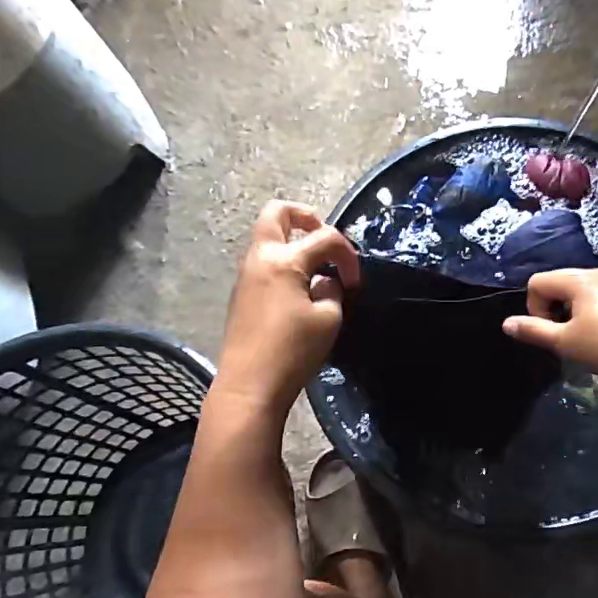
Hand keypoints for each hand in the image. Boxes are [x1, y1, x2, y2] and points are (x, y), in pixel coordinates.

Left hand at [212, 200, 359, 408]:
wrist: (249, 385)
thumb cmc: (293, 350)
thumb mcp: (328, 318)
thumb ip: (333, 290)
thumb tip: (326, 282)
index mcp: (284, 260)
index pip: (325, 237)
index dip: (348, 255)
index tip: (355, 282)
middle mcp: (260, 258)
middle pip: (278, 212)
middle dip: (306, 217)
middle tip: (326, 242)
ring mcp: (246, 274)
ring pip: (269, 237)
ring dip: (295, 242)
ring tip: (317, 270)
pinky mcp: (242, 293)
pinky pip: (265, 261)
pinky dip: (285, 262)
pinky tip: (301, 289)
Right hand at [501, 267, 597, 387]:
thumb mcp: (566, 342)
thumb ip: (533, 330)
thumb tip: (506, 323)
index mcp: (578, 279)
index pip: (537, 282)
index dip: (533, 308)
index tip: (549, 333)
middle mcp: (595, 273)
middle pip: (556, 282)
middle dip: (550, 309)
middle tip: (563, 337)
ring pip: (575, 291)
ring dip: (567, 312)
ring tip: (580, 339)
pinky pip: (593, 296)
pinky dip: (585, 312)